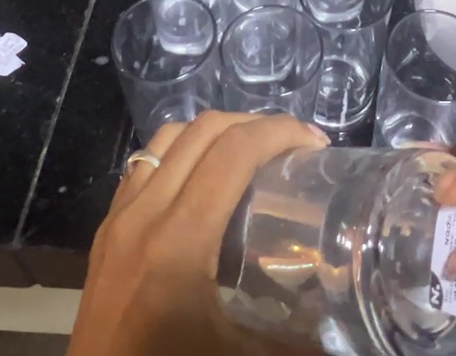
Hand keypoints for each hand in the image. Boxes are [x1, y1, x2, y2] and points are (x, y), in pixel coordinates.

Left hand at [68, 111, 328, 355]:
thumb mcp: (242, 354)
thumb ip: (299, 339)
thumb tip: (349, 321)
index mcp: (180, 241)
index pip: (234, 151)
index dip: (280, 131)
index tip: (316, 144)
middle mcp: (145, 213)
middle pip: (204, 130)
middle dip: (256, 123)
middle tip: (295, 146)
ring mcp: (119, 216)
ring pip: (171, 136)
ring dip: (217, 131)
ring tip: (253, 151)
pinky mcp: (106, 227)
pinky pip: (146, 161)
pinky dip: (182, 150)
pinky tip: (205, 177)